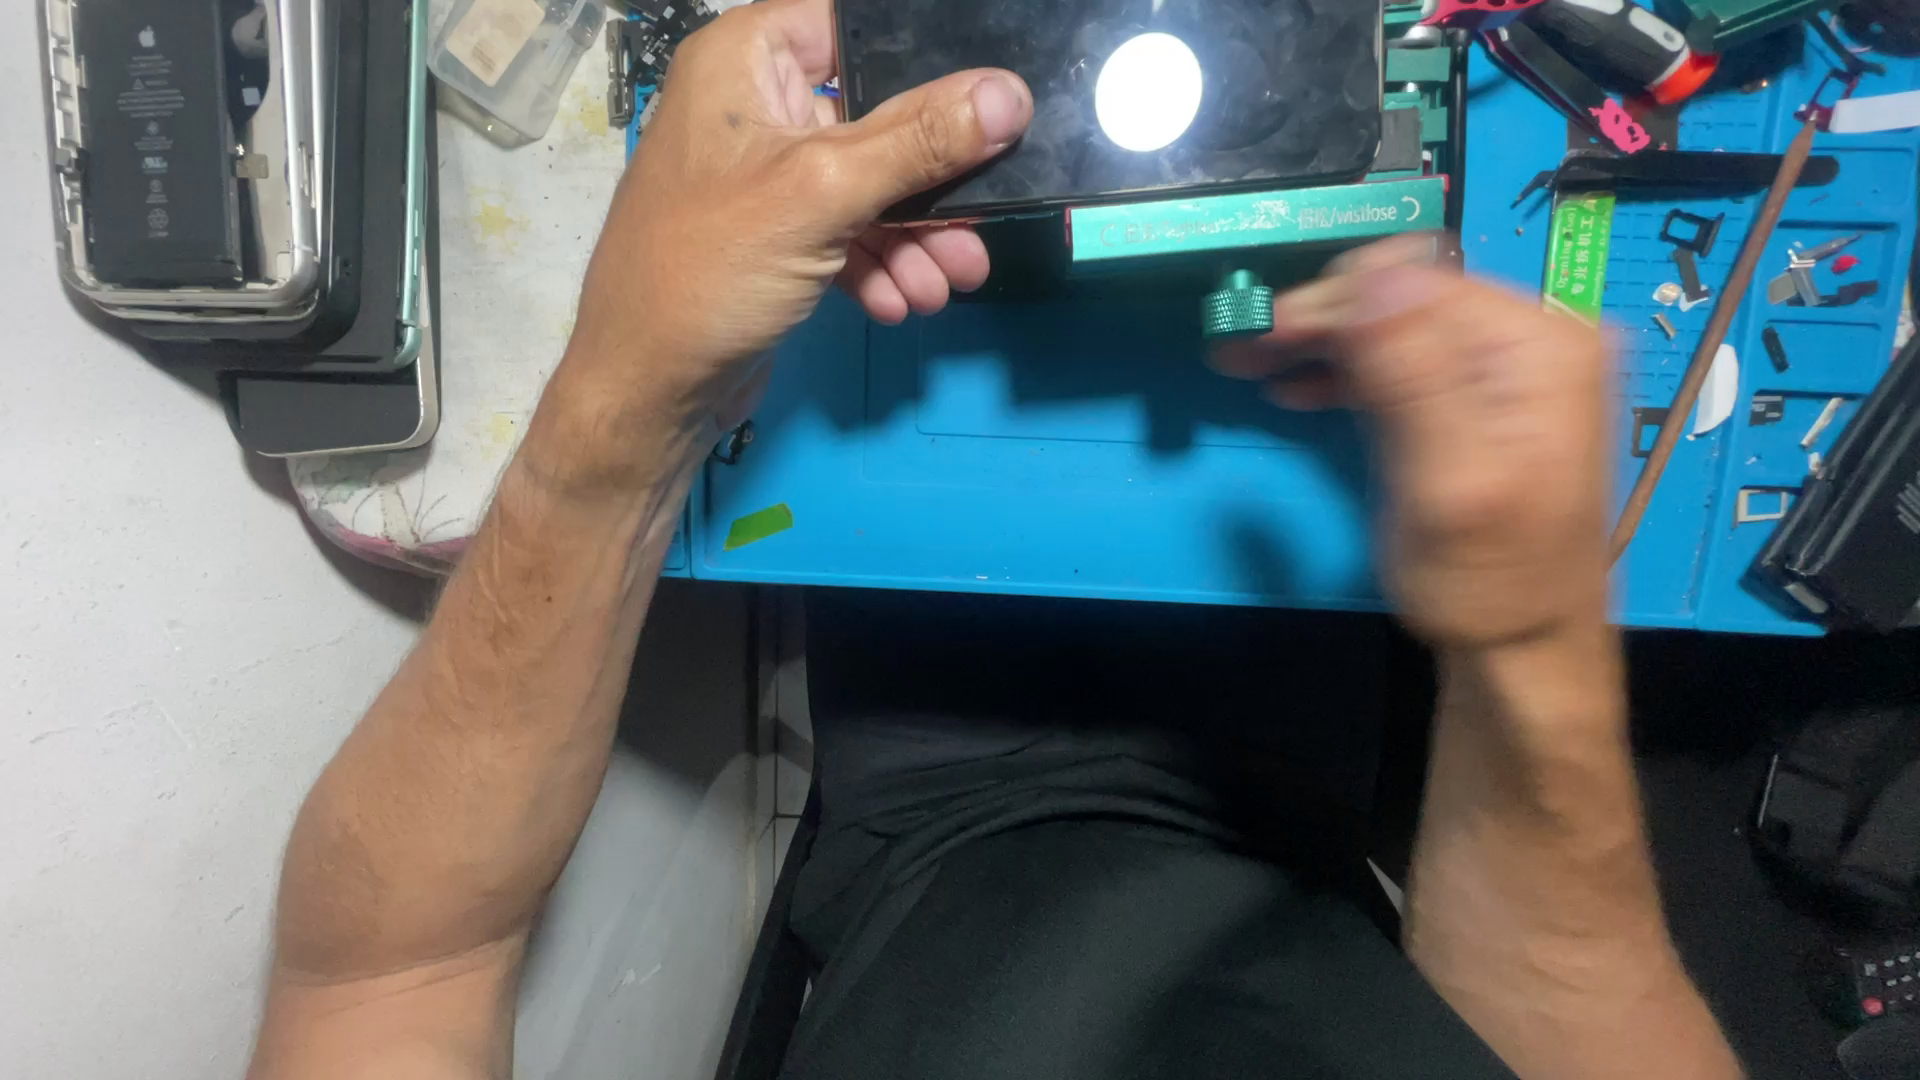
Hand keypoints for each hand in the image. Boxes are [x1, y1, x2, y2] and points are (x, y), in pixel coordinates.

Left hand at [556, 0, 1031, 464]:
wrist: (653, 386)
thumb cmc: (714, 269)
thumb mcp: (821, 194)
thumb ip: (917, 143)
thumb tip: (1010, 95)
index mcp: (748, 63)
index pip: (855, 35)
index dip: (921, 69)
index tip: (983, 114)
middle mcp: (759, 114)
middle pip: (875, 128)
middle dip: (930, 191)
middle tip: (976, 236)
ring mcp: (768, 185)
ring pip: (866, 196)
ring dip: (912, 245)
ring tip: (944, 289)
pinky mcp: (777, 245)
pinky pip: (843, 242)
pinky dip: (875, 271)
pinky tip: (897, 305)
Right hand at [1211, 236, 1613, 648]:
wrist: (1521, 642)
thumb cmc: (1482, 578)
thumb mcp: (1446, 485)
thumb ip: (1415, 378)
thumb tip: (1367, 282)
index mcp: (1533, 348)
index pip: (1414, 281)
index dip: (1329, 300)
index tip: (1258, 331)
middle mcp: (1524, 343)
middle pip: (1400, 294)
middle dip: (1316, 316)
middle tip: (1240, 345)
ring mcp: (1497, 372)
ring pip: (1390, 324)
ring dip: (1316, 341)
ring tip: (1248, 360)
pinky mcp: (1467, 401)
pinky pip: (1395, 362)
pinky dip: (1339, 370)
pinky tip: (1294, 387)